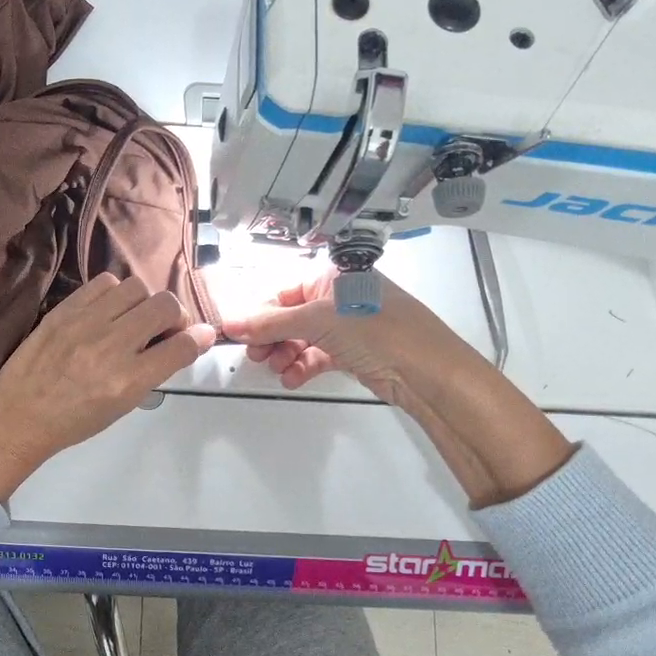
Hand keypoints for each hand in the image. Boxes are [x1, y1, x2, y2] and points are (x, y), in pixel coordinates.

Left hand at [0, 274, 215, 502]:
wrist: (18, 417)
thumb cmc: (73, 421)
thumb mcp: (121, 407)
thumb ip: (153, 373)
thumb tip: (183, 344)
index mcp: (128, 381)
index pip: (180, 347)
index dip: (200, 338)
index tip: (203, 335)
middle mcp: (110, 347)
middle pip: (165, 307)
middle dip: (175, 316)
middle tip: (165, 329)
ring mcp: (85, 324)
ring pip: (136, 288)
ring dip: (145, 302)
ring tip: (134, 318)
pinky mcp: (63, 310)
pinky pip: (104, 282)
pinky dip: (115, 293)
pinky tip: (109, 310)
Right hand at [219, 269, 459, 401]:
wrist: (425, 369)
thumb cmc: (377, 330)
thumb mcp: (318, 320)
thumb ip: (271, 324)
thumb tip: (230, 325)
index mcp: (332, 276)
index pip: (283, 292)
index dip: (259, 314)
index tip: (238, 336)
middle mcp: (338, 297)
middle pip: (289, 317)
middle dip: (271, 338)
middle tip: (256, 357)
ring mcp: (346, 326)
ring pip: (301, 338)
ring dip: (285, 355)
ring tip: (278, 370)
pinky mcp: (352, 352)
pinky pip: (316, 356)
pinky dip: (302, 367)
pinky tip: (293, 379)